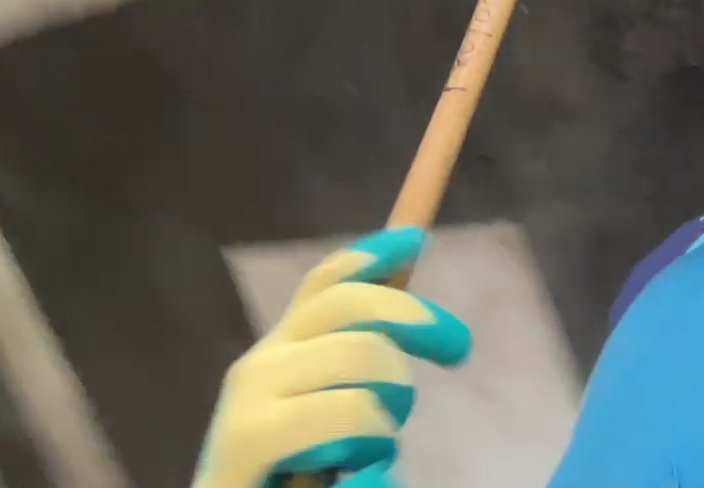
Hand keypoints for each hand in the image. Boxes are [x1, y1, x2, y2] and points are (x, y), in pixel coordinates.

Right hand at [192, 228, 469, 487]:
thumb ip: (364, 361)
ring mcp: (245, 403)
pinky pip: (352, 413)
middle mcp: (256, 368)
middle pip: (350, 302)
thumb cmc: (294, 479)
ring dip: (392, 402)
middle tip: (458, 349)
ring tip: (376, 449)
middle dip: (414, 316)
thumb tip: (413, 301)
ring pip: (362, 354)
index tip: (416, 240)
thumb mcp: (335, 417)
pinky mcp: (246, 443)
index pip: (325, 283)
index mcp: (280, 355)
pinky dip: (378, 445)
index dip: (374, 255)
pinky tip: (368, 473)